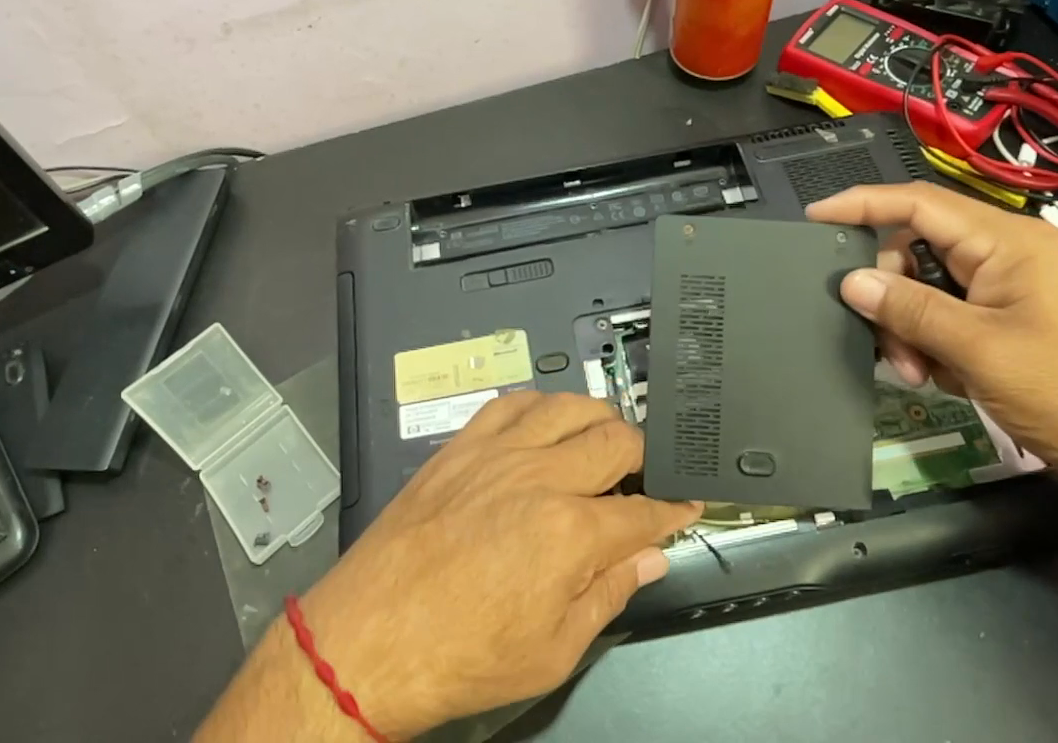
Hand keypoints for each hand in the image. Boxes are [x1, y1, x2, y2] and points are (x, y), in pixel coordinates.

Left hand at [289, 392, 700, 738]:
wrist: (371, 639)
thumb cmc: (462, 655)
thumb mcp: (552, 651)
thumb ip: (609, 593)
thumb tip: (649, 558)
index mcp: (570, 532)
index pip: (644, 511)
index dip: (674, 509)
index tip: (686, 505)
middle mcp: (539, 477)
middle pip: (616, 441)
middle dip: (645, 456)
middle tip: (645, 475)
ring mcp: (497, 453)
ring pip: (569, 406)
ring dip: (598, 419)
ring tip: (602, 441)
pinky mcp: (461, 446)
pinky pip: (512, 403)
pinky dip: (540, 407)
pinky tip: (544, 423)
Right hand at [806, 182, 1057, 493]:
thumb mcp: (982, 351)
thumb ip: (911, 310)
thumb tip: (852, 280)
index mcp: (1005, 242)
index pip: (915, 204)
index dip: (859, 205)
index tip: (812, 218)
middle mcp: (1010, 257)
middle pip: (918, 253)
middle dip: (891, 297)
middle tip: (889, 351)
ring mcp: (1019, 293)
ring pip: (936, 292)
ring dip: (915, 330)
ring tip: (923, 377)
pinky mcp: (1025, 326)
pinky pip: (961, 319)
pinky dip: (942, 346)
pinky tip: (952, 381)